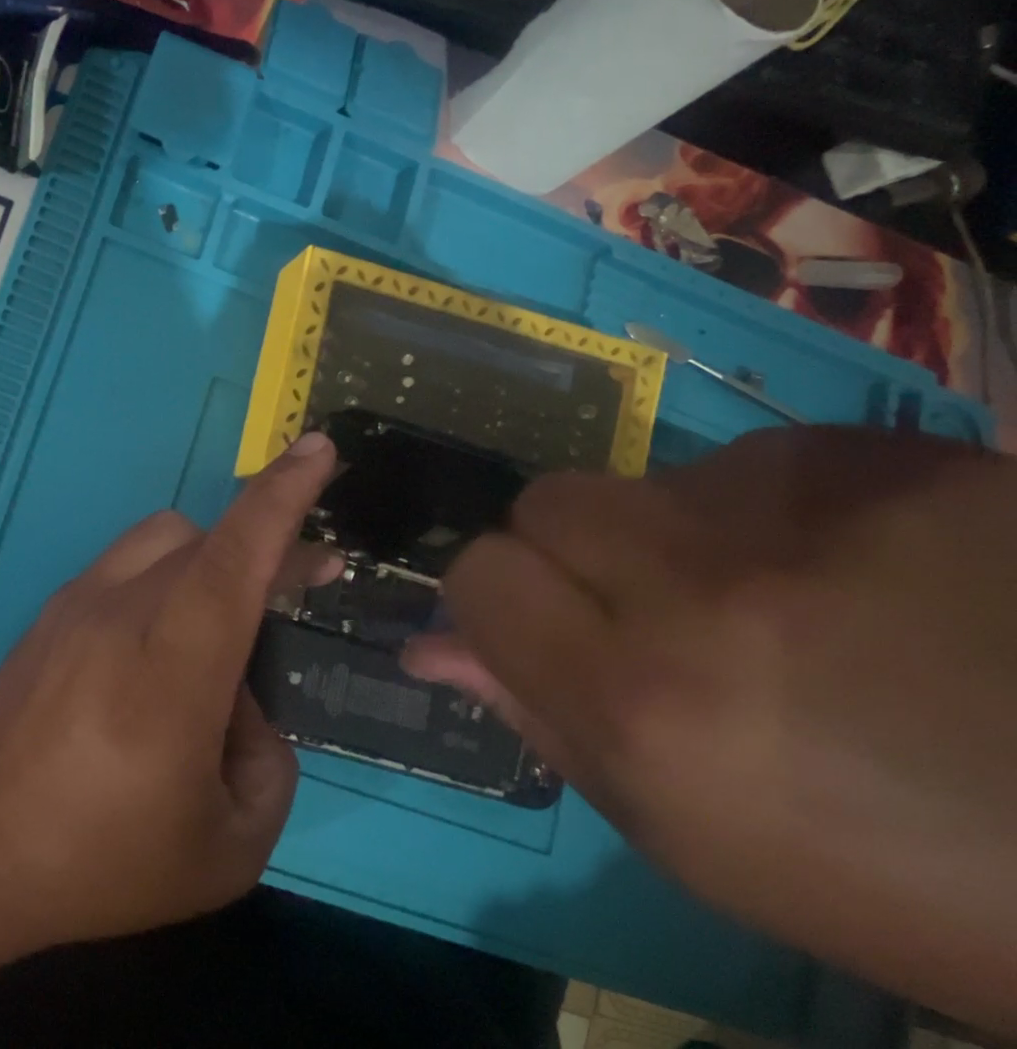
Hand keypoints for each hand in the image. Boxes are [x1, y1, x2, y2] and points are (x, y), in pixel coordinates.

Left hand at [0, 431, 340, 948]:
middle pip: (206, 542)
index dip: (281, 496)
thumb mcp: (231, 846)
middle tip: (312, 577)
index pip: (235, 557)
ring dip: (212, 558)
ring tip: (229, 620)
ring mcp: (74, 610)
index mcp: (173, 671)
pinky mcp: (46, 619)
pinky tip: (161, 644)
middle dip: (270, 543)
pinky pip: (120, 568)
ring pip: (160, 541)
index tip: (320, 449)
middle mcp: (120, 617)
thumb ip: (270, 763)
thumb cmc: (107, 862)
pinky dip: (163, 579)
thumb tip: (246, 707)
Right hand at [402, 427, 1016, 1033]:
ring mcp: (814, 515)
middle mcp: (705, 592)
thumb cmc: (881, 878)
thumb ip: (538, 718)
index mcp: (640, 703)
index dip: (496, 603)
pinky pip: (761, 457)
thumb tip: (427, 646)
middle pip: (546, 503)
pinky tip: (850, 566)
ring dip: (672, 533)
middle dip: (566, 553)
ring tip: (770, 598)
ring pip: (650, 477)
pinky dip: (770, 508)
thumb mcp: (681, 832)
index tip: (539, 631)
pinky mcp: (908, 464)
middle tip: (641, 612)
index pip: (480, 575)